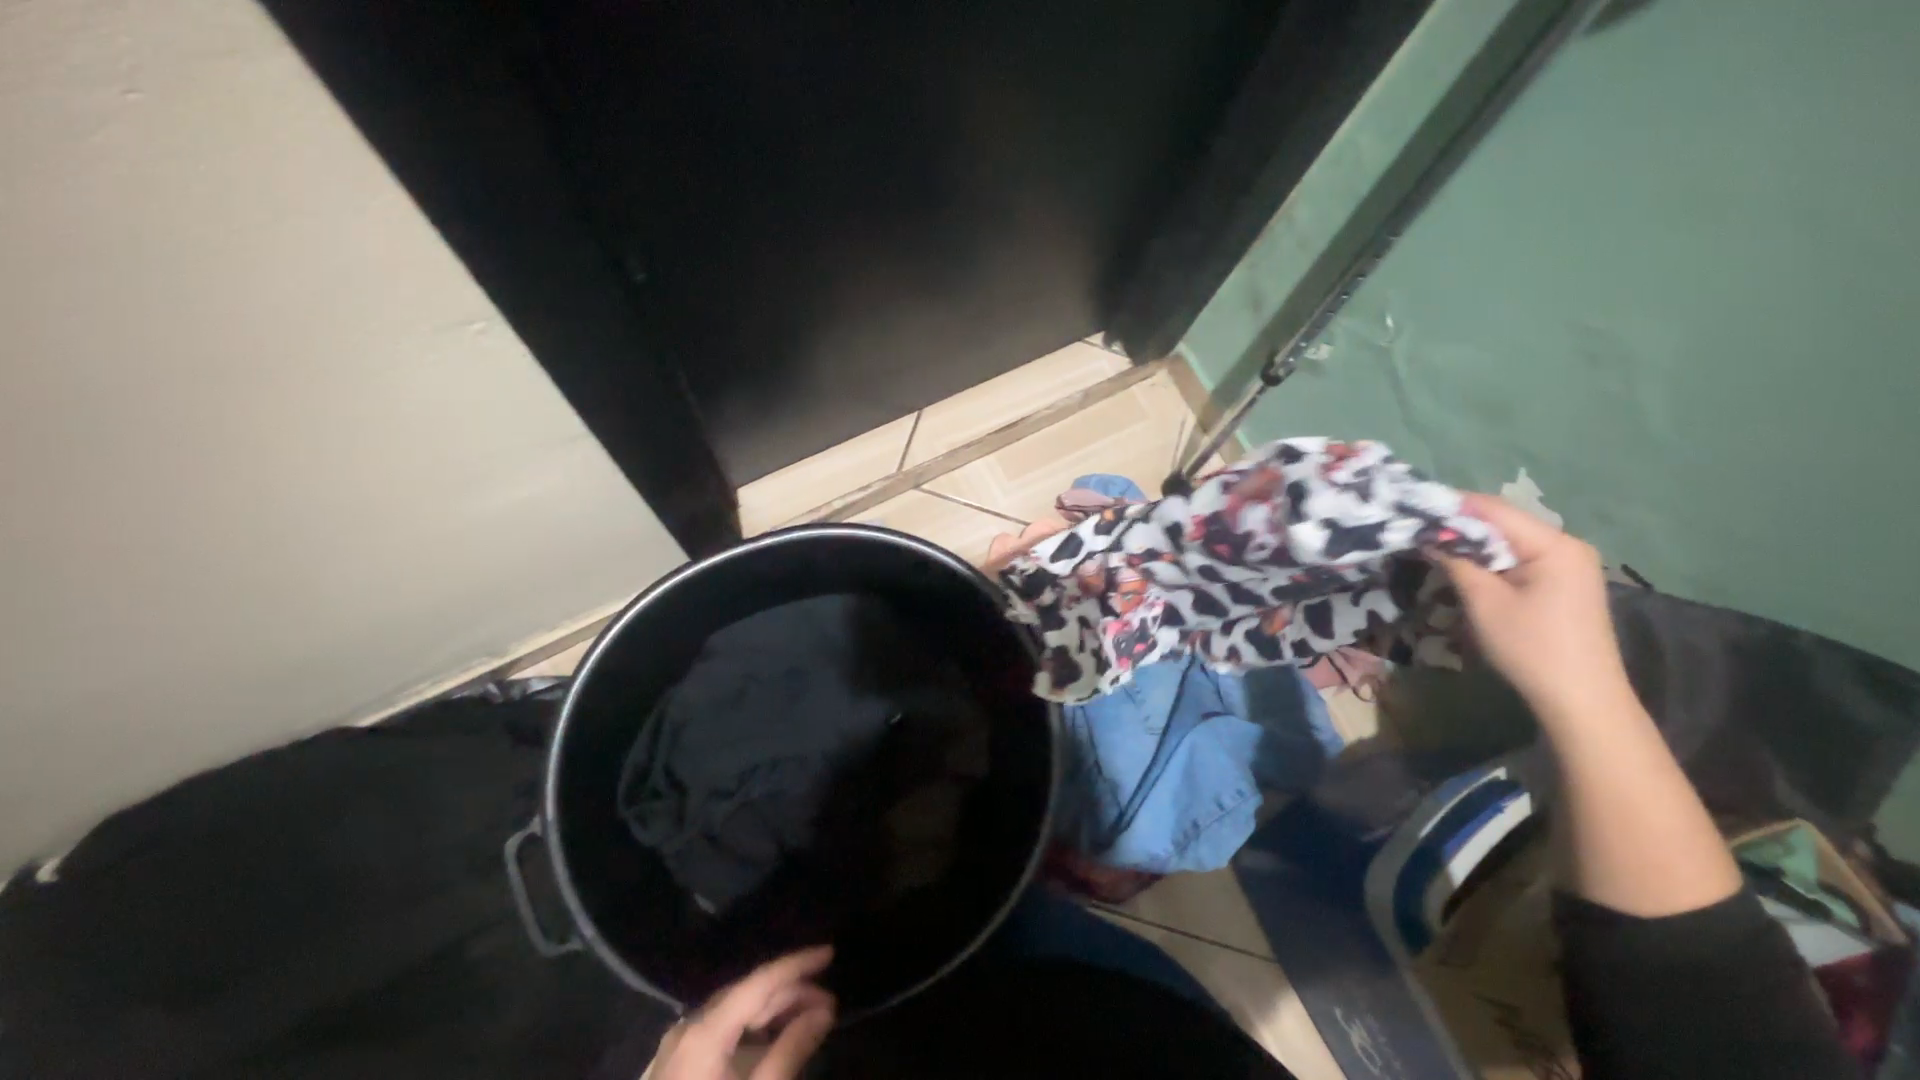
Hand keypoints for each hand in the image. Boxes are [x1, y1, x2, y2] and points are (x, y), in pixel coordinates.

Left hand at [648, 947, 835, 1079]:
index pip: (760, 981)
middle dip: (790, 992)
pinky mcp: (674, 1068)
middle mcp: (688, 1028)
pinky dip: (749, 1030)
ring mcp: (676, 1048)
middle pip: (745, 995)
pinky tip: (772, 1040)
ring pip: (732, 1013)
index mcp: (706, 1032)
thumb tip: (823, 1011)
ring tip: (808, 1018)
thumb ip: (791, 1050)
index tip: (830, 953)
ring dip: (771, 1012)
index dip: (797, 964)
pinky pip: (718, 1033)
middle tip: (829, 1002)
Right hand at [1436, 494, 1633, 727]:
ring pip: (1511, 540)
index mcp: (1554, 544)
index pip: (1493, 509)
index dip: (1450, 508)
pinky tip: (1469, 569)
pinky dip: (1493, 559)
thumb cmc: (1531, 648)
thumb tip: (1429, 536)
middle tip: (1418, 532)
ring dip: (1475, 544)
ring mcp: (1570, 564)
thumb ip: (1457, 562)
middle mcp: (1567, 544)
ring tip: (1435, 549)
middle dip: (1461, 526)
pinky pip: (1522, 557)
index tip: (1411, 512)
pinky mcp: (1566, 582)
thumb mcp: (1485, 603)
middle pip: (1504, 522)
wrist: (1581, 699)